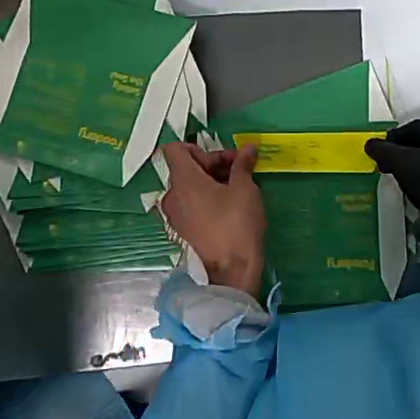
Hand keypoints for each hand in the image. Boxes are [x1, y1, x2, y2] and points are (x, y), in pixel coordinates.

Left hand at [158, 142, 264, 294]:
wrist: (231, 271)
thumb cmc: (237, 224)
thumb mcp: (245, 189)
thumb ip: (242, 164)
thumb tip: (248, 147)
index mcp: (182, 180)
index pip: (174, 149)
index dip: (197, 148)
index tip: (221, 160)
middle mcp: (171, 195)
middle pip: (184, 168)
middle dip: (211, 165)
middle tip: (239, 172)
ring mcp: (173, 215)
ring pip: (188, 187)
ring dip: (209, 182)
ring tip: (237, 190)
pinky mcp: (180, 230)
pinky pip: (188, 205)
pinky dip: (204, 200)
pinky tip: (227, 208)